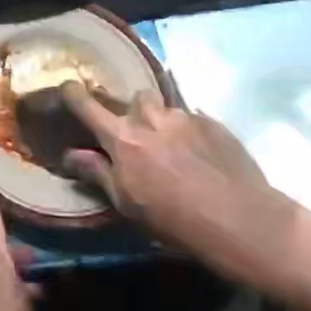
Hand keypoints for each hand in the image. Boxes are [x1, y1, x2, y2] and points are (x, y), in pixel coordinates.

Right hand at [59, 82, 310, 288]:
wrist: (242, 221)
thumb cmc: (175, 219)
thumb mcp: (127, 203)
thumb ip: (97, 172)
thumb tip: (69, 154)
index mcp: (123, 138)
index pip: (87, 104)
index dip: (73, 93)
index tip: (68, 88)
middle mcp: (151, 119)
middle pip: (134, 99)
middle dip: (133, 112)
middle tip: (139, 136)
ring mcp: (186, 117)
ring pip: (165, 109)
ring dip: (162, 122)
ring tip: (173, 148)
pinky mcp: (215, 124)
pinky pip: (193, 120)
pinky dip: (190, 134)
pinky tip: (200, 158)